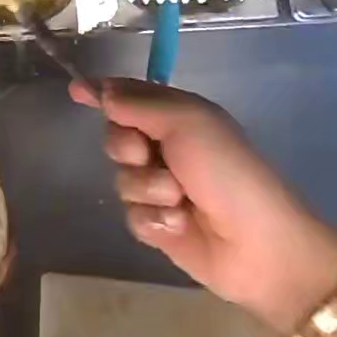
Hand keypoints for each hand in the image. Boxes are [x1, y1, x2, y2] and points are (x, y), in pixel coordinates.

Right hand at [71, 78, 336, 336]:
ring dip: (147, 187)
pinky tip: (179, 225)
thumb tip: (101, 90)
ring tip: (179, 199)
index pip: (128, 96)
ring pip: (120, 177)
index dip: (101, 92)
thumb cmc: (226, 170)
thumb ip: (137, 103)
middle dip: (127, 146)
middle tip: (151, 154)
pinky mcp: (157, 225)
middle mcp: (164, 147)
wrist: (260, 246)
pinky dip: (153, 218)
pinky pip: (131, 214)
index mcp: (174, 115)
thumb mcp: (185, 122)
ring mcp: (159, 187)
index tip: (76, 90)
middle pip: (114, 136)